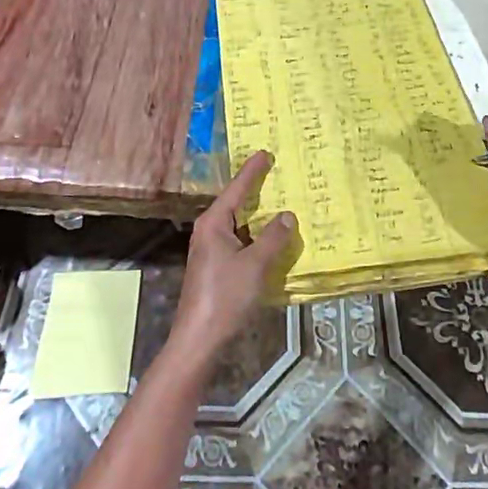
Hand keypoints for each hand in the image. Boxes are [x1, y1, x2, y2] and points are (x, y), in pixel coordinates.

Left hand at [169, 151, 295, 355]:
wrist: (200, 336)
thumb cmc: (226, 296)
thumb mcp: (255, 265)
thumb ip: (273, 238)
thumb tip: (287, 215)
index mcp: (214, 223)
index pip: (236, 189)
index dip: (252, 171)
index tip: (265, 153)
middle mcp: (209, 231)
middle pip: (236, 205)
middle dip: (257, 192)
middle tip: (278, 176)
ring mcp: (211, 251)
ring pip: (239, 227)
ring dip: (260, 220)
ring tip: (283, 207)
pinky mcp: (216, 268)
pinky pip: (240, 244)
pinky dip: (257, 240)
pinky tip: (273, 243)